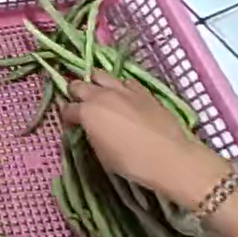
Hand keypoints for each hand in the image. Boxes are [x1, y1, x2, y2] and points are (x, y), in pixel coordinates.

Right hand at [60, 71, 230, 206]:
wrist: (171, 157)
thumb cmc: (132, 162)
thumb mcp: (102, 155)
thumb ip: (91, 136)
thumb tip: (89, 129)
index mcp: (87, 112)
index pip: (67, 109)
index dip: (67, 116)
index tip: (71, 124)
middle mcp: (101, 95)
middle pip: (79, 84)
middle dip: (75, 93)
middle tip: (80, 105)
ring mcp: (122, 89)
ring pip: (100, 74)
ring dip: (95, 83)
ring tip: (99, 94)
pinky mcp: (142, 90)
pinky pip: (124, 81)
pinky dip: (120, 86)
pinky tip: (124, 96)